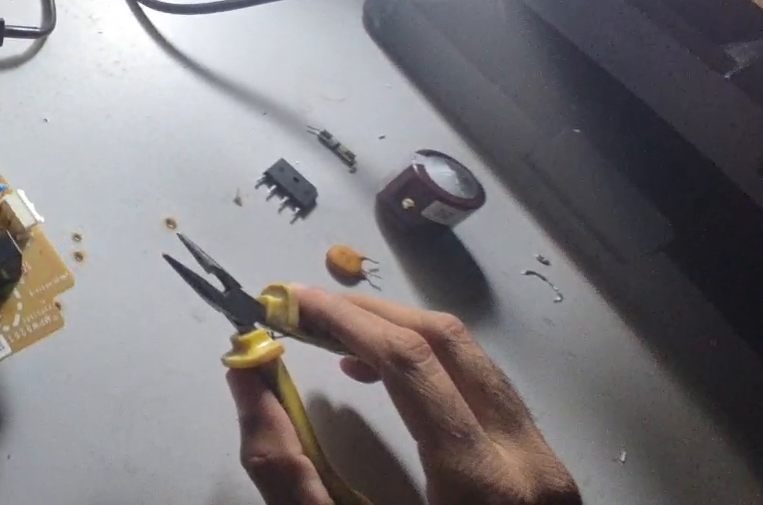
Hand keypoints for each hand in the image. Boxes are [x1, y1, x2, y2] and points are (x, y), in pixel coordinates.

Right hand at [228, 287, 579, 504]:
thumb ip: (281, 463)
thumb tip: (244, 372)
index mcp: (483, 486)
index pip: (409, 362)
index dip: (340, 318)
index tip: (285, 302)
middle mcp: (528, 463)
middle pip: (443, 341)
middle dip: (360, 311)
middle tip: (298, 312)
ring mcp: (542, 462)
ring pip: (464, 352)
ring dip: (387, 328)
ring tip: (325, 335)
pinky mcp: (536, 462)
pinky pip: (476, 379)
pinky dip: (416, 355)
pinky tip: (368, 372)